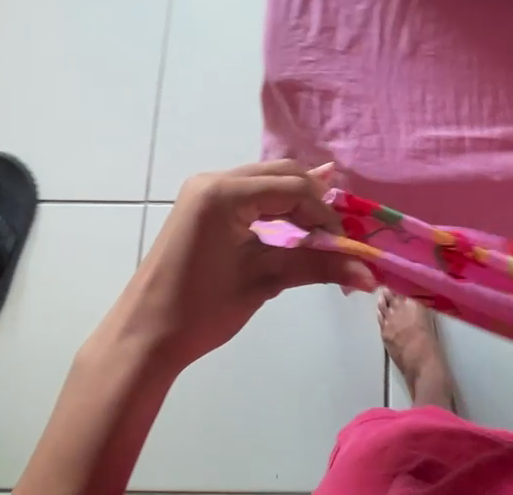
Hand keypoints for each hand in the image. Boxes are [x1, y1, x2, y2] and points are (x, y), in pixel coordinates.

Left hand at [111, 161, 375, 368]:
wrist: (144, 338)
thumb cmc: (200, 310)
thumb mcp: (263, 282)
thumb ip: (317, 266)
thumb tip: (368, 273)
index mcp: (225, 193)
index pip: (293, 189)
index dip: (324, 214)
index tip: (345, 244)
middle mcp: (215, 179)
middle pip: (281, 175)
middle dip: (314, 203)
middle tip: (339, 235)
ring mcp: (205, 189)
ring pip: (267, 181)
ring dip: (296, 203)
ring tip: (324, 231)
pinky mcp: (202, 204)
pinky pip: (250, 193)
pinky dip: (275, 207)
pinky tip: (295, 220)